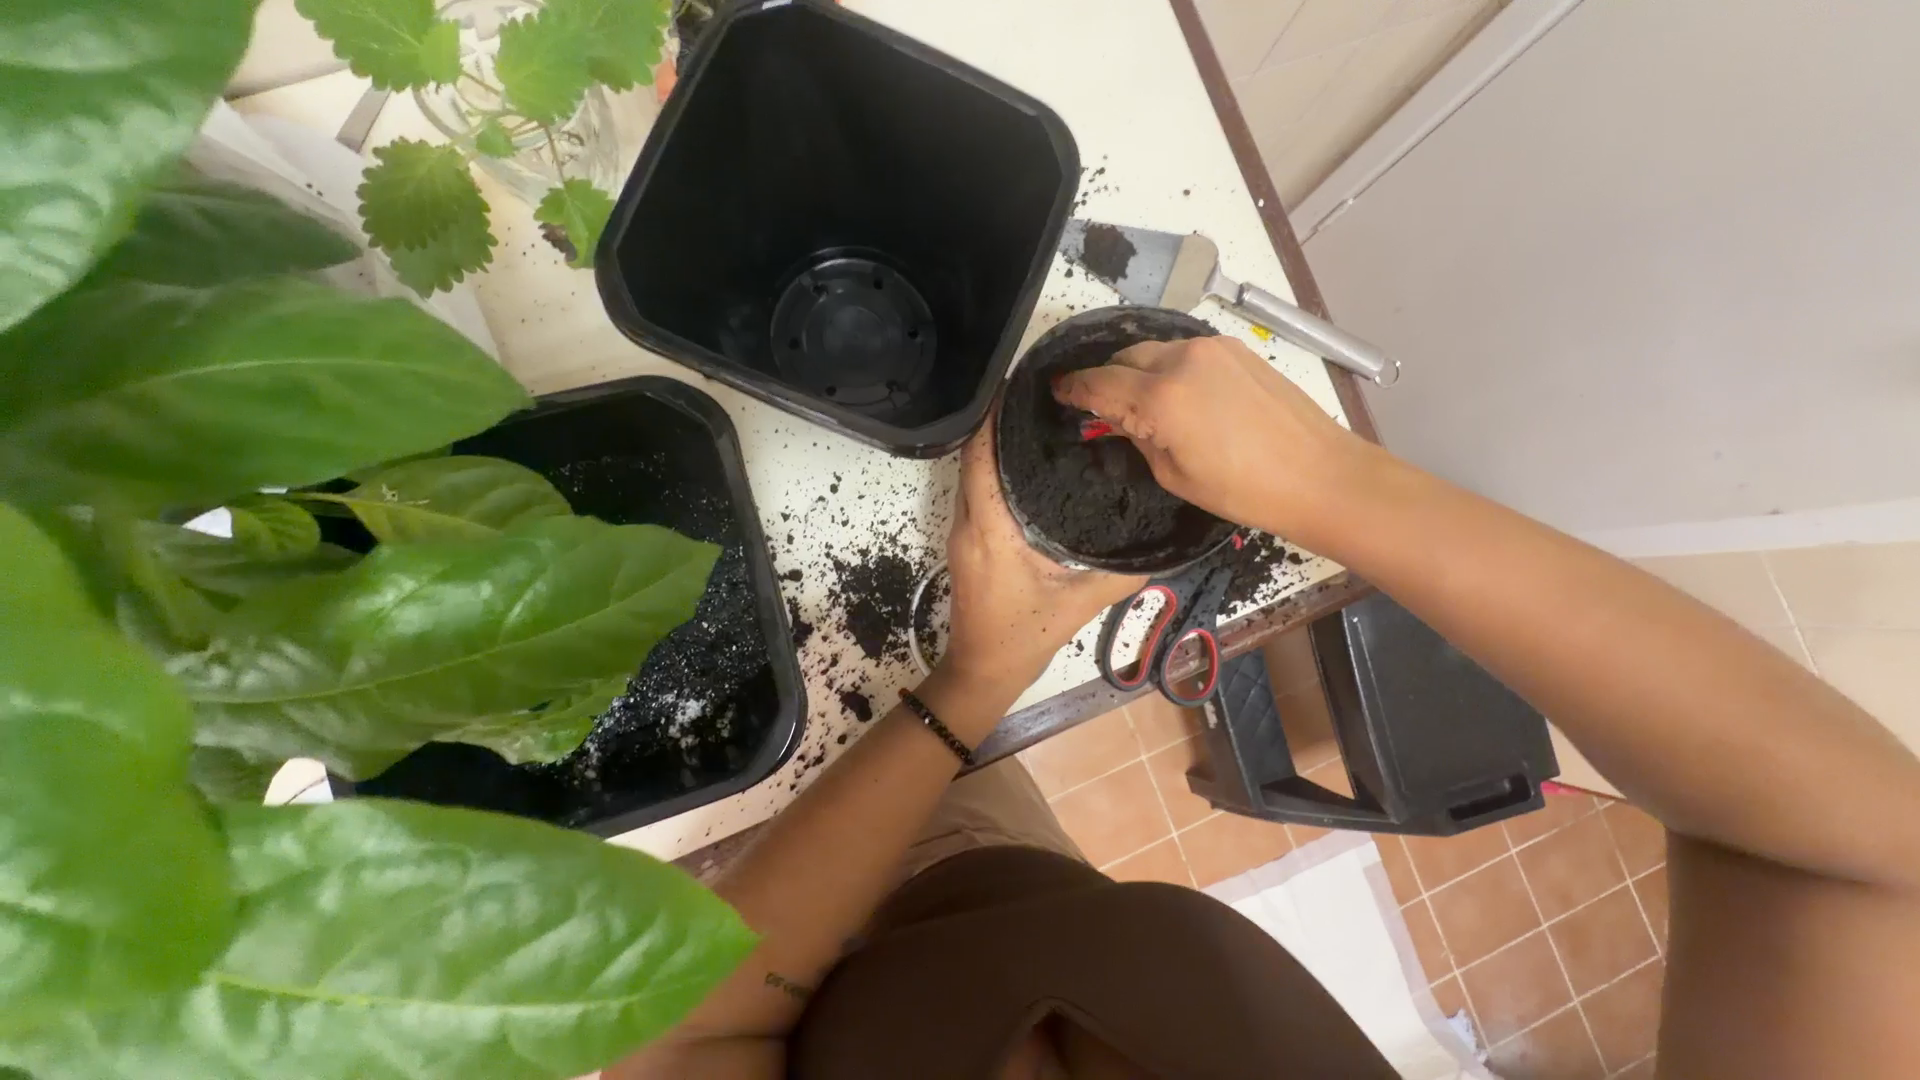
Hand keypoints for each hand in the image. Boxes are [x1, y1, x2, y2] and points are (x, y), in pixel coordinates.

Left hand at [938, 415, 1145, 713]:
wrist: (982, 672)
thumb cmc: (1023, 638)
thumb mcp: (1078, 604)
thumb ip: (1120, 574)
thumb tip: (1163, 544)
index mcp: (989, 530)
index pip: (980, 457)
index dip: (993, 418)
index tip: (1020, 387)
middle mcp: (968, 523)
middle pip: (972, 457)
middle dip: (998, 423)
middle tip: (1041, 399)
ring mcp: (962, 533)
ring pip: (972, 475)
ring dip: (994, 446)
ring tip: (1039, 423)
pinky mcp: (967, 543)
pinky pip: (976, 493)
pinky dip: (993, 471)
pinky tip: (1029, 465)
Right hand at [1052, 335, 1372, 538]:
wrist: (1318, 474)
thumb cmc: (1242, 489)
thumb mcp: (1173, 474)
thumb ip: (1138, 437)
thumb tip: (1121, 419)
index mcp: (1160, 398)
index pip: (1099, 383)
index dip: (1073, 388)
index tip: (1057, 390)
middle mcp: (1181, 360)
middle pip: (1124, 358)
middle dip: (1108, 378)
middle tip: (1103, 407)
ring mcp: (1212, 349)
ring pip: (1155, 351)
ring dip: (1140, 371)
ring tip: (1144, 404)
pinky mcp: (1236, 348)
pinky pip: (1185, 352)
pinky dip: (1170, 368)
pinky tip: (1180, 396)